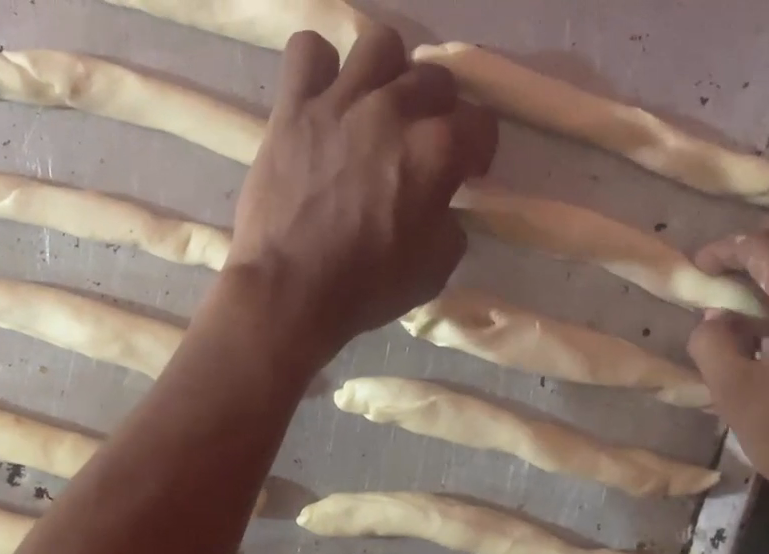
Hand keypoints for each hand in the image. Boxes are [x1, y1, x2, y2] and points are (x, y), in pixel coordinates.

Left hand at [226, 28, 496, 347]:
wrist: (288, 293)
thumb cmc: (364, 291)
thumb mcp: (434, 270)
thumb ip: (450, 224)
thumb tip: (442, 205)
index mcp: (438, 151)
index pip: (480, 124)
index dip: (476, 150)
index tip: (464, 171)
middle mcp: (394, 111)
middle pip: (434, 80)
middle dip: (437, 110)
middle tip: (418, 143)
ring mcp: (341, 103)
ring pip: (379, 46)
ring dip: (386, 73)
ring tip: (374, 107)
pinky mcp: (293, 108)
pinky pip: (307, 52)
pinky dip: (317, 68)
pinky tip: (320, 98)